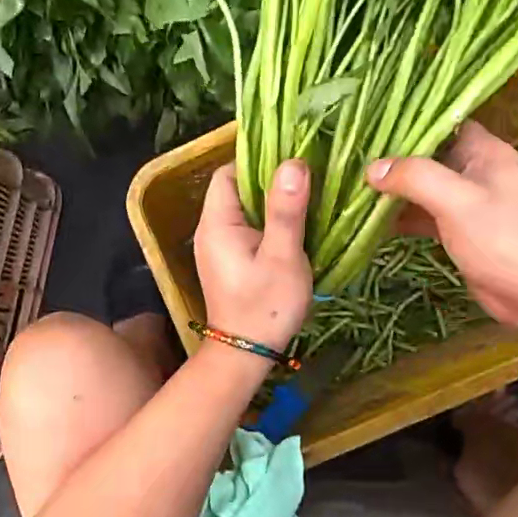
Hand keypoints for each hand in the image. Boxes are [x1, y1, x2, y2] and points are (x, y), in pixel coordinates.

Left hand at [192, 159, 313, 353]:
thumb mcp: (282, 256)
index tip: (292, 162)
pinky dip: (268, 225)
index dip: (257, 162)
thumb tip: (293, 162)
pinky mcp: (228, 261)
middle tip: (307, 181)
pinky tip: (294, 229)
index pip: (228, 173)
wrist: (245, 354)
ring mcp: (217, 247)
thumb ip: (286, 210)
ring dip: (272, 205)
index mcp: (216, 223)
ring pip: (244, 211)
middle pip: (236, 190)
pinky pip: (246, 230)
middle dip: (270, 183)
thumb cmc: (265, 306)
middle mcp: (210, 230)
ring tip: (306, 202)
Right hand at [366, 123, 517, 376]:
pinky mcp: (463, 234)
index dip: (407, 121)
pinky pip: (425, 217)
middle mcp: (477, 172)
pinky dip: (402, 218)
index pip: (442, 122)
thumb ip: (415, 178)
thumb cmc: (510, 241)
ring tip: (349, 189)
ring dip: (393, 191)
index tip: (365, 126)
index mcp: (485, 152)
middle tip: (347, 160)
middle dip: (391, 159)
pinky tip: (372, 221)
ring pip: (423, 189)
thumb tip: (371, 167)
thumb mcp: (459, 201)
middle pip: (428, 156)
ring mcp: (470, 204)